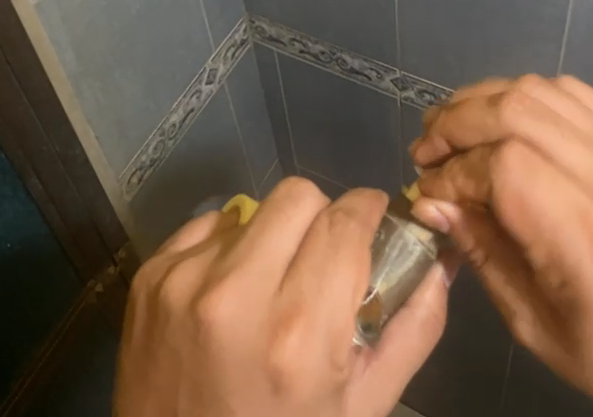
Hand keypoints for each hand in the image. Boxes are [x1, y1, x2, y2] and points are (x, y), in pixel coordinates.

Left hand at [114, 178, 449, 416]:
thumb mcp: (361, 407)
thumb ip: (413, 329)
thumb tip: (442, 260)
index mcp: (299, 333)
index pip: (346, 220)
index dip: (368, 212)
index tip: (371, 222)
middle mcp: (237, 295)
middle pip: (300, 196)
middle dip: (322, 219)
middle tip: (321, 259)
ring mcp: (185, 282)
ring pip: (254, 206)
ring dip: (274, 234)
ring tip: (271, 282)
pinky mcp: (150, 277)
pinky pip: (209, 226)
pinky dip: (228, 247)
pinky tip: (228, 294)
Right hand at [410, 75, 592, 416]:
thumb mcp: (536, 326)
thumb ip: (481, 251)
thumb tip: (431, 201)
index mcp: (586, 234)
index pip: (499, 166)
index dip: (451, 173)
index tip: (426, 195)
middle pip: (515, 109)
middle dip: (456, 121)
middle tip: (425, 150)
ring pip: (539, 89)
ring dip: (485, 100)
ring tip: (454, 130)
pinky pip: (571, 92)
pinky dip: (527, 96)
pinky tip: (507, 123)